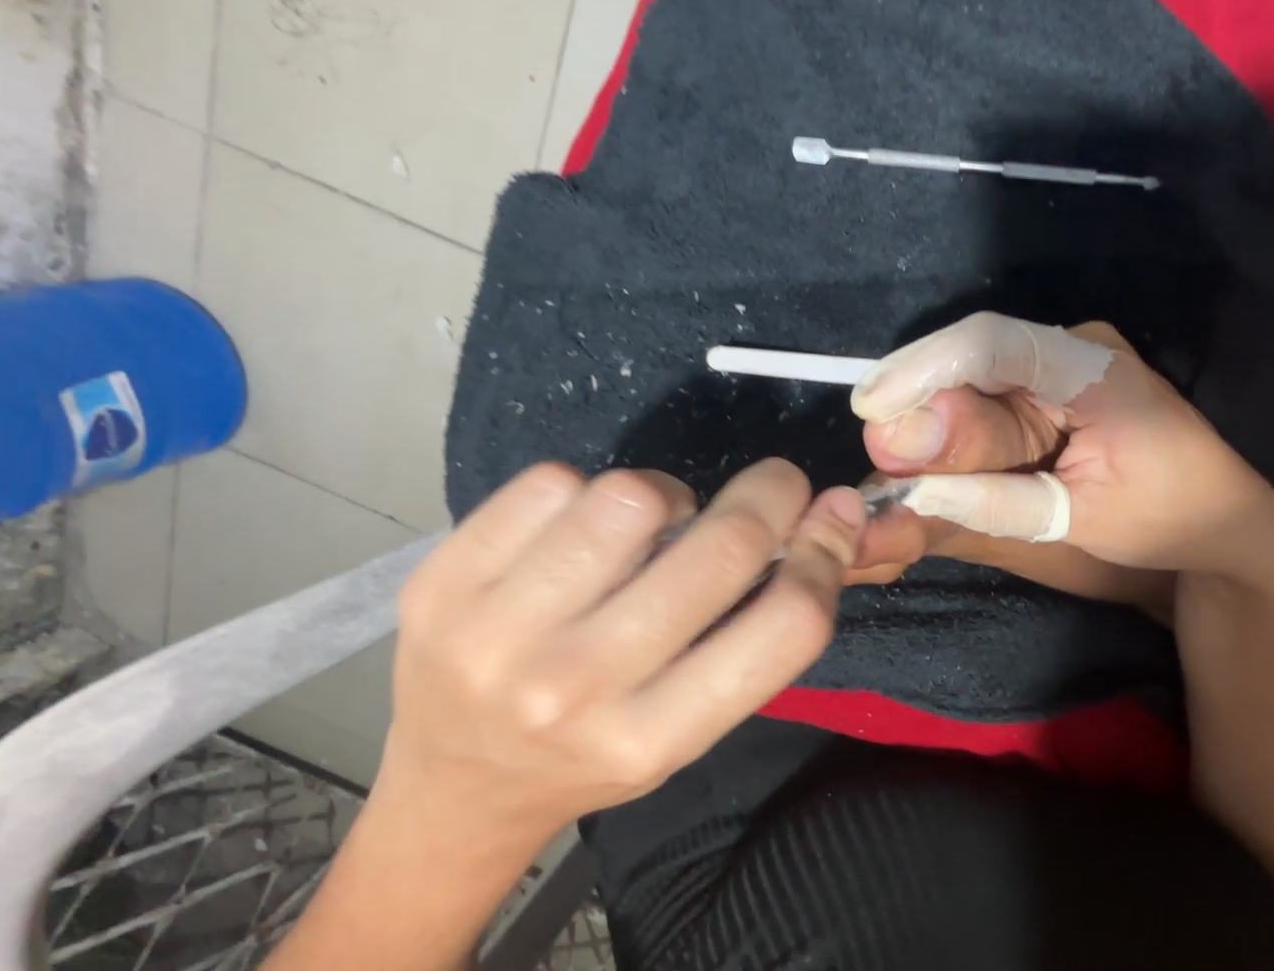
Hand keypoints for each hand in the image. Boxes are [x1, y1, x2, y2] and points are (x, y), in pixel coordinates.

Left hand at [378, 458, 863, 855]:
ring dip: (666, 493)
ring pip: (629, 497)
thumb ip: (752, 634)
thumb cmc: (592, 754)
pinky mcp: (440, 584)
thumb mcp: (685, 728)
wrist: (455, 790)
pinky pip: (550, 483)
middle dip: (772, 494)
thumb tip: (829, 517)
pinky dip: (586, 489)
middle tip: (776, 485)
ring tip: (654, 523)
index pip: (785, 626)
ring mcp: (496, 636)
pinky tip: (581, 527)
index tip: (832, 514)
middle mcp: (576, 692)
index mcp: (653, 740)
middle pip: (721, 548)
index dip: (827, 554)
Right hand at [849, 311, 1273, 580]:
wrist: (1215, 521)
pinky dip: (947, 433)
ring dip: (926, 423)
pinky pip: (981, 401)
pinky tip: (918, 458)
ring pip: (970, 383)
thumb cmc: (1164, 519)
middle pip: (973, 365)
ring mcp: (1053, 366)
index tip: (872, 407)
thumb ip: (994, 497)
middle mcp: (1068, 348)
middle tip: (876, 454)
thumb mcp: (1078, 516)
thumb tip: (906, 484)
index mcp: (1091, 365)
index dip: (927, 370)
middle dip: (917, 407)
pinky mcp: (1040, 391)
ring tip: (889, 464)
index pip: (996, 345)